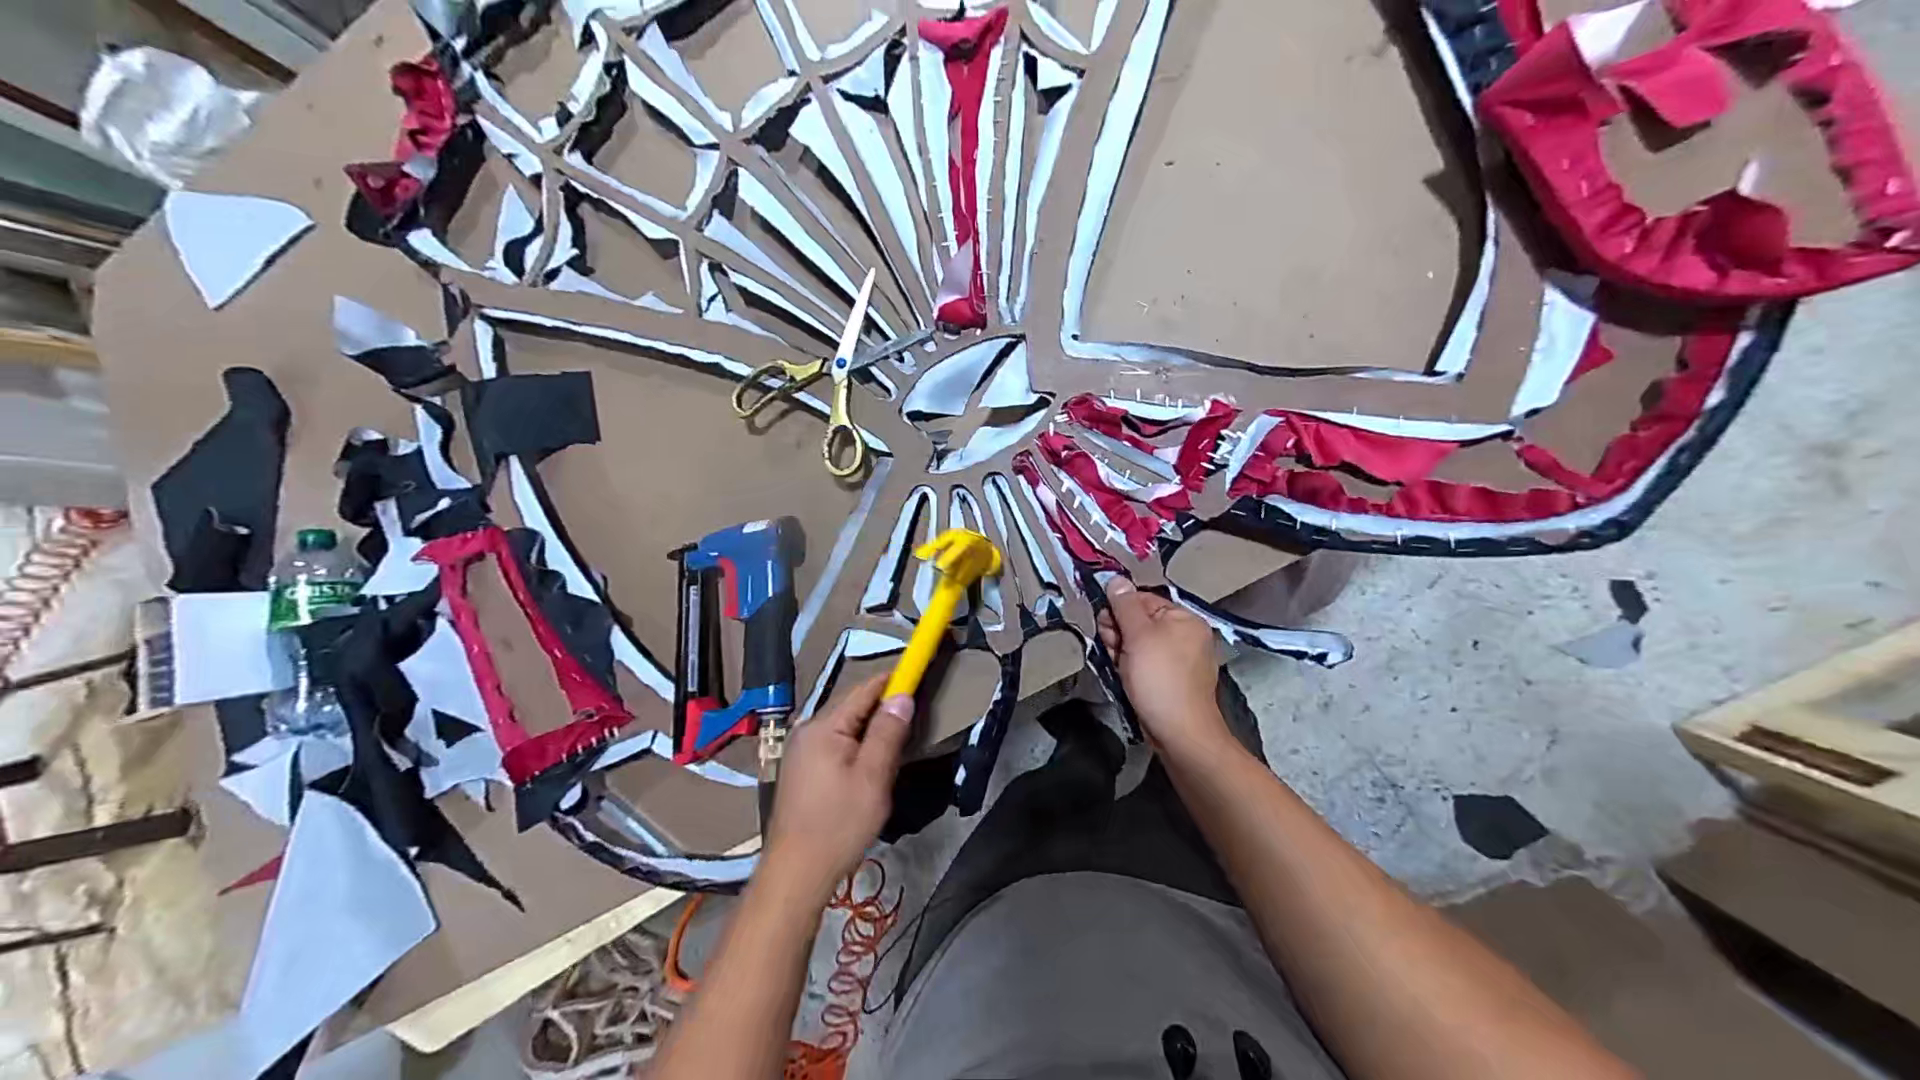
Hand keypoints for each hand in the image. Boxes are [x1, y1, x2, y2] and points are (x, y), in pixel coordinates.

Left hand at [762, 675, 912, 896]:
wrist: (796, 873)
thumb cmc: (838, 824)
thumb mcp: (873, 777)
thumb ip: (888, 733)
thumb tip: (903, 696)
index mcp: (824, 727)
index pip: (864, 690)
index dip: (893, 682)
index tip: (919, 677)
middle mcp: (807, 731)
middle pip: (853, 708)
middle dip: (883, 710)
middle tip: (915, 720)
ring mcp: (800, 752)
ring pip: (845, 729)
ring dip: (871, 732)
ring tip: (897, 746)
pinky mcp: (800, 771)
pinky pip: (834, 746)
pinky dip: (856, 748)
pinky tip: (870, 767)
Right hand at [1096, 578, 1231, 757]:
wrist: (1180, 733)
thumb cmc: (1160, 679)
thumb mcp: (1138, 636)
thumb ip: (1124, 605)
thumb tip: (1115, 578)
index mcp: (1184, 618)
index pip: (1141, 599)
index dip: (1118, 610)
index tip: (1105, 626)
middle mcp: (1185, 634)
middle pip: (1138, 621)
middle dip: (1118, 633)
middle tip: (1114, 650)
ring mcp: (1179, 659)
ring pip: (1137, 644)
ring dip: (1121, 652)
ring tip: (1120, 668)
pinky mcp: (1170, 679)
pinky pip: (1144, 663)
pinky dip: (1130, 667)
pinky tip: (1125, 678)